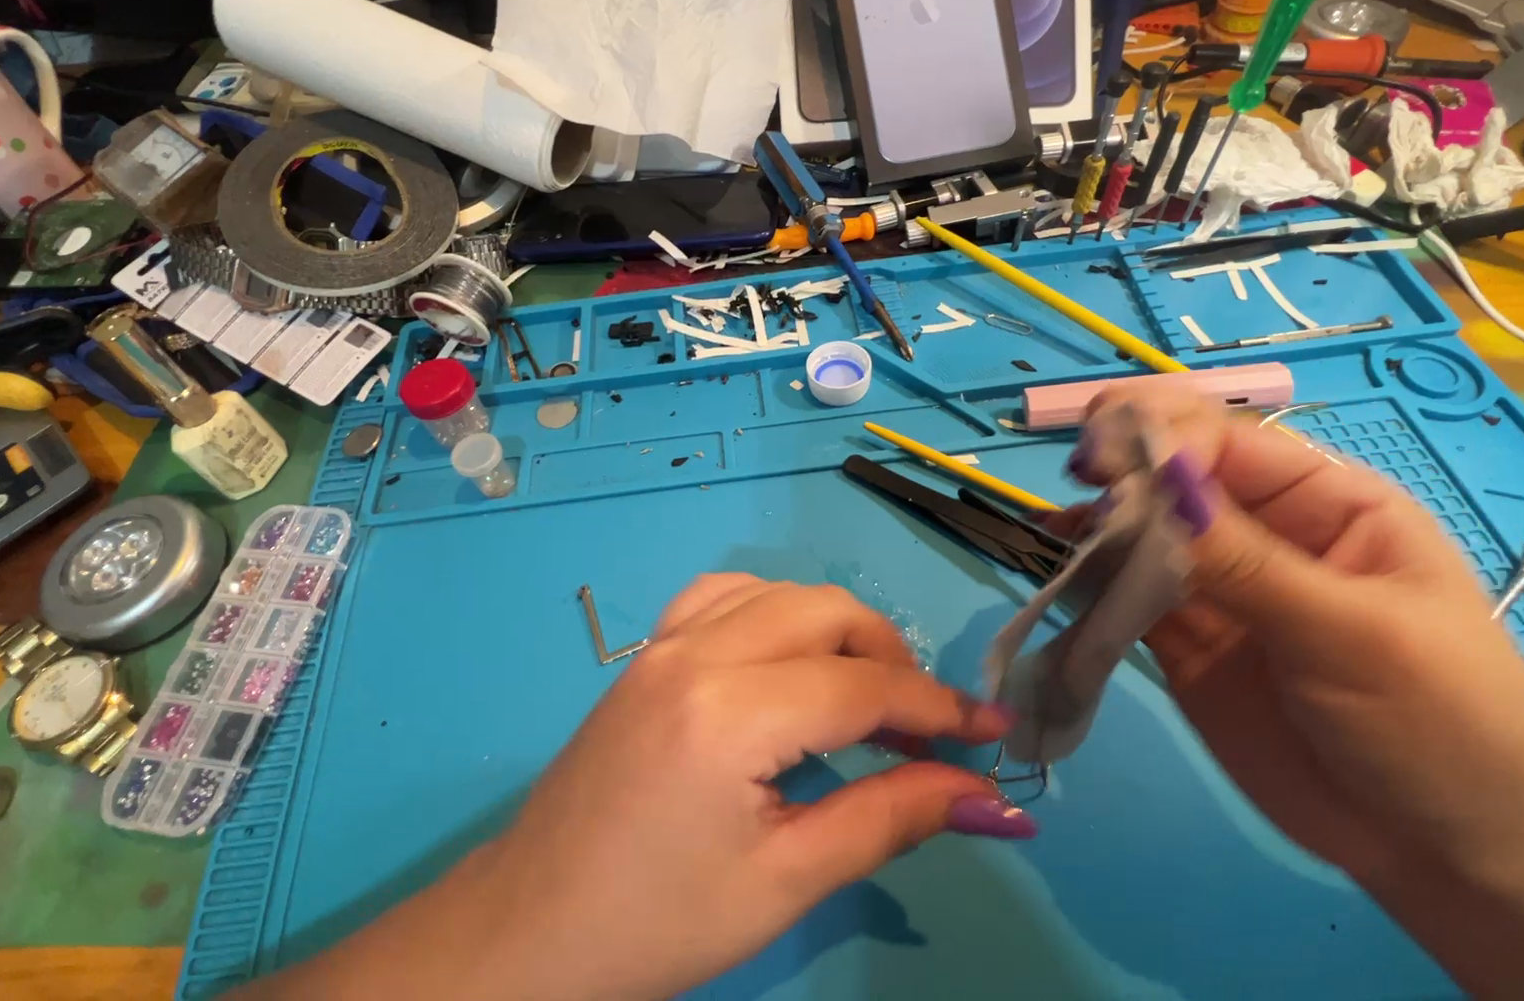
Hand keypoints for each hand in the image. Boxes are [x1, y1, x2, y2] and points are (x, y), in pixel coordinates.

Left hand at [281, 575, 1019, 1000]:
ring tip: (863, 693)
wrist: (527, 932)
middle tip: (924, 729)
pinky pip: (723, 596)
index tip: (995, 731)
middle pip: (828, 614)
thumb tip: (989, 796)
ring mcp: (662, 645)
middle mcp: (696, 652)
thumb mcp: (787, 880)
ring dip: (837, 629)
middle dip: (892, 659)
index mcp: (731, 712)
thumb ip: (891, 819)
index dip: (940, 708)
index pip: (864, 685)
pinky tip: (785, 657)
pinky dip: (775, 611)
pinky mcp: (644, 655)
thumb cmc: (657, 923)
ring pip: (778, 592)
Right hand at [1058, 387, 1523, 890]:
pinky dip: (1090, 581)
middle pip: (1174, 479)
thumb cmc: (1439, 726)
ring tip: (1054, 534)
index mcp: (1327, 504)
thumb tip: (1154, 484)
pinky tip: (1058, 570)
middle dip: (1121, 472)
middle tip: (1075, 485)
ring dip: (1096, 526)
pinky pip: (1126, 594)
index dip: (1163, 443)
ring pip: (1140, 534)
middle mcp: (1263, 532)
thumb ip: (1247, 563)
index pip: (1227, 444)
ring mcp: (1217, 587)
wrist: (1441, 853)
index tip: (1105, 467)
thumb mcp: (1353, 636)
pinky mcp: (1181, 638)